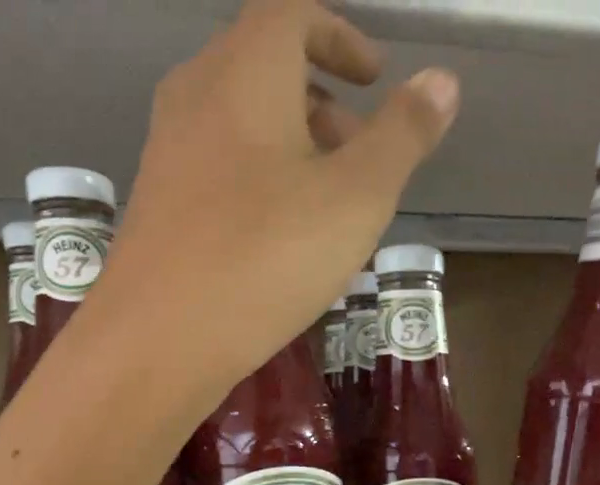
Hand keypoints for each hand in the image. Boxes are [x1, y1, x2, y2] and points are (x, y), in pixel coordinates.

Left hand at [98, 0, 458, 376]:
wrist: (160, 337)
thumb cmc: (268, 255)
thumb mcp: (358, 196)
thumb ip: (402, 135)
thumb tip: (442, 81)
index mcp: (245, 70)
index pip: (293, 14)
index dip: (340, 36)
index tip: (374, 78)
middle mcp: (196, 90)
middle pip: (263, 62)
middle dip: (321, 95)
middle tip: (361, 149)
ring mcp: (168, 145)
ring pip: (239, 114)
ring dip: (291, 137)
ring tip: (329, 199)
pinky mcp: (158, 197)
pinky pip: (218, 158)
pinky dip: (259, 171)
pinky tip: (282, 234)